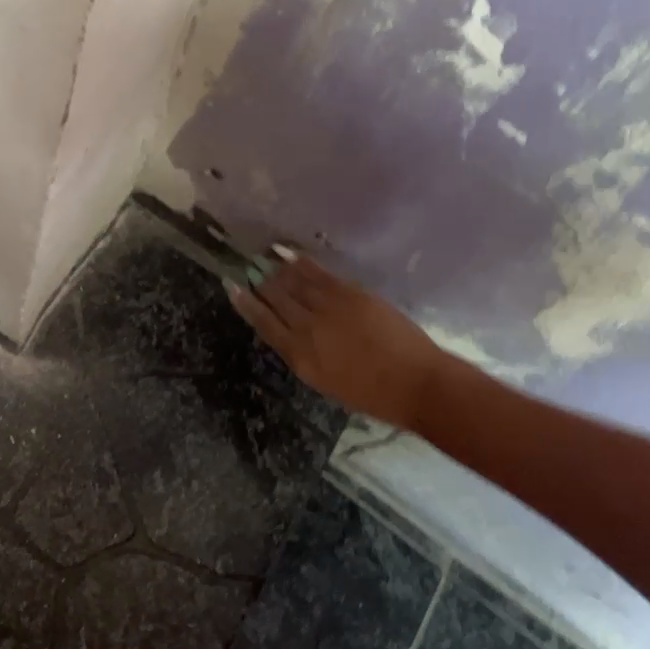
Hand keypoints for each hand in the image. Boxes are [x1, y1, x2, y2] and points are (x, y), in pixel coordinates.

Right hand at [226, 254, 452, 430]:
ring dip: (276, 270)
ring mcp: (327, 308)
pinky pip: (317, 274)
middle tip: (248, 268)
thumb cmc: (373, 394)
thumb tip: (289, 331)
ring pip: (292, 283)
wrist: (417, 384)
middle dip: (259, 282)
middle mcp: (306, 329)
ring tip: (264, 259)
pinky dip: (299, 262)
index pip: (262, 323)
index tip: (231, 286)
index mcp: (298, 356)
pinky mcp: (349, 294)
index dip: (245, 303)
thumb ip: (304, 354)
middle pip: (275, 298)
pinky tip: (286, 254)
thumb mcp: (326, 381)